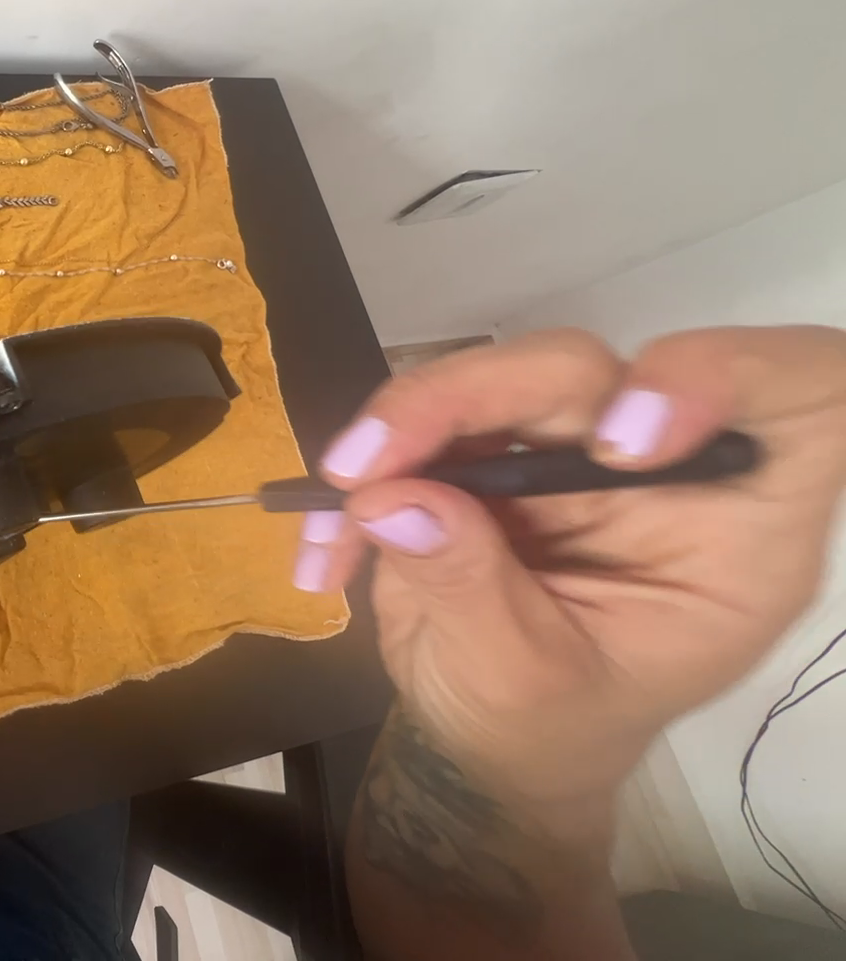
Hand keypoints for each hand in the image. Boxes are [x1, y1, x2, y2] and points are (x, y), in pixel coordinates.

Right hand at [302, 326, 845, 811]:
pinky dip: (341, 492)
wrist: (479, 733)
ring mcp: (538, 456)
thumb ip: (466, 586)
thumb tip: (389, 498)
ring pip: (466, 386)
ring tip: (329, 521)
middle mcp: (633, 467)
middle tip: (362, 466)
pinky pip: (394, 438)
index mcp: (717, 522)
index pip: (786, 396)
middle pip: (567, 373)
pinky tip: (322, 557)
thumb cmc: (544, 724)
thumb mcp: (519, 675)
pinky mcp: (460, 463)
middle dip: (455, 403)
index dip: (712, 380)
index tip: (616, 441)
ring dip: (383, 440)